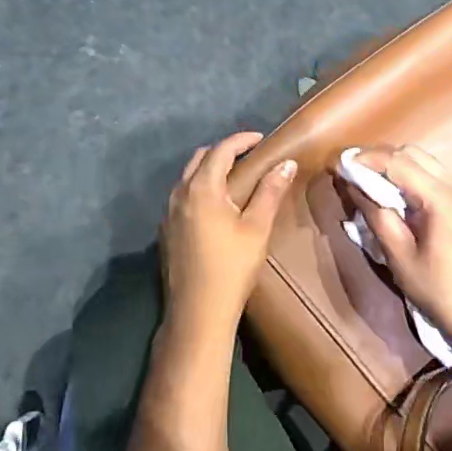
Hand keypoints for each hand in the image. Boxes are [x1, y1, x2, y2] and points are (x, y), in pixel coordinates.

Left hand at [161, 132, 298, 330]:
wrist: (197, 312)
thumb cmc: (232, 266)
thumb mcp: (257, 227)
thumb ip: (270, 191)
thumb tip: (286, 163)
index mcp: (201, 187)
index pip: (221, 150)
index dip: (241, 140)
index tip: (260, 138)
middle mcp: (179, 193)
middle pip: (200, 159)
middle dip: (224, 151)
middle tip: (248, 156)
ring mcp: (168, 213)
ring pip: (188, 178)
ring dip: (210, 170)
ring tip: (235, 177)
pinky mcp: (165, 231)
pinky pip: (182, 197)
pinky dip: (200, 189)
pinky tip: (216, 206)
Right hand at [337, 145, 451, 336]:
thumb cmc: (437, 288)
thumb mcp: (399, 256)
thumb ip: (376, 216)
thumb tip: (353, 186)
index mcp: (441, 199)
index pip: (398, 162)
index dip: (365, 159)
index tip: (339, 164)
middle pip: (410, 153)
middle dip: (378, 157)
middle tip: (351, 172)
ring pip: (421, 159)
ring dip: (393, 163)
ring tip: (367, 179)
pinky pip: (430, 172)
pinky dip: (408, 173)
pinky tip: (392, 190)